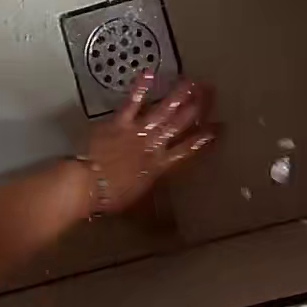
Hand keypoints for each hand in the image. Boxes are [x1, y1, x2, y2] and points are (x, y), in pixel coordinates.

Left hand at [77, 73, 215, 214]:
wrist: (88, 186)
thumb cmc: (112, 198)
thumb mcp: (139, 209)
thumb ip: (157, 217)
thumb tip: (172, 234)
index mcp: (160, 167)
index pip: (187, 150)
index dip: (204, 139)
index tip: (218, 128)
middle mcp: (153, 146)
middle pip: (180, 124)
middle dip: (197, 108)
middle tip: (211, 93)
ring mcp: (137, 131)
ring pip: (163, 111)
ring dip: (179, 96)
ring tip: (193, 82)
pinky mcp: (119, 122)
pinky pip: (132, 102)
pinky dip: (140, 87)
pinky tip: (149, 72)